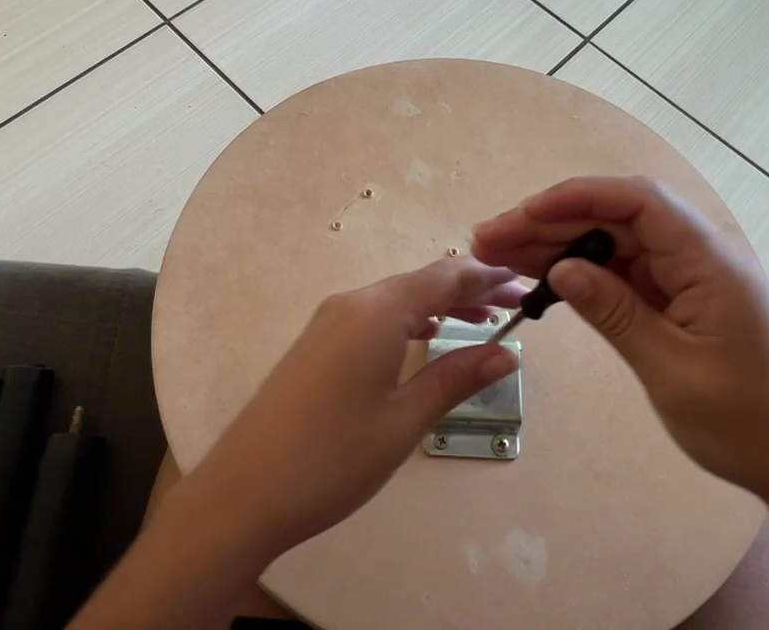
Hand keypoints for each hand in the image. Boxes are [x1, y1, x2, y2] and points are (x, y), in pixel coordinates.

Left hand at [172, 257, 525, 560]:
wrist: (242, 492)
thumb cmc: (332, 458)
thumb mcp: (404, 421)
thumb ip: (456, 378)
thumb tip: (507, 351)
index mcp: (376, 312)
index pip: (444, 277)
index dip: (488, 277)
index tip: (526, 281)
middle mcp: (352, 303)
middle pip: (421, 282)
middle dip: (469, 289)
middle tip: (515, 304)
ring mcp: (329, 321)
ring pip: (397, 298)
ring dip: (440, 304)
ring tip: (484, 320)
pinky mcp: (318, 342)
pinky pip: (375, 315)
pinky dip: (410, 319)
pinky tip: (428, 336)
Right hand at [471, 175, 768, 497]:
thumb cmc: (743, 420)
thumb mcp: (673, 369)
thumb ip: (615, 313)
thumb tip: (561, 269)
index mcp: (710, 260)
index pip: (639, 203)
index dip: (579, 197)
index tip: (526, 214)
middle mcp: (696, 254)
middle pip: (615, 217)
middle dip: (551, 221)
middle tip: (489, 238)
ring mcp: (683, 274)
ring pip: (610, 241)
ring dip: (555, 243)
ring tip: (497, 252)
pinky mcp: (673, 295)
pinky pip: (618, 270)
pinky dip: (576, 270)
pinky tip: (537, 275)